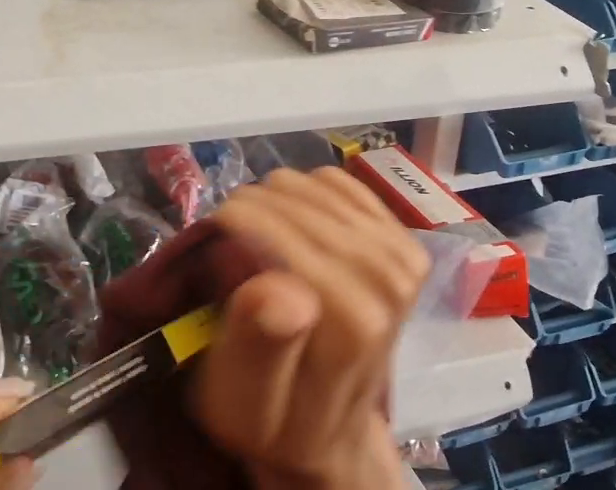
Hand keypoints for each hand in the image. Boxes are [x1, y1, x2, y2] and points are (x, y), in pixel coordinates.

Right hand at [193, 168, 431, 489]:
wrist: (329, 433)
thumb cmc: (275, 419)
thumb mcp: (245, 404)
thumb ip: (259, 348)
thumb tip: (275, 287)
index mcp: (353, 321)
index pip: (279, 227)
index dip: (234, 222)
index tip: (210, 242)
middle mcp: (389, 281)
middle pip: (296, 199)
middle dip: (252, 210)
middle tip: (230, 248)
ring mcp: (403, 259)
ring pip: (313, 185)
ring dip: (275, 202)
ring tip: (257, 241)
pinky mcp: (405, 245)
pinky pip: (339, 183)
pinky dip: (306, 193)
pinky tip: (292, 225)